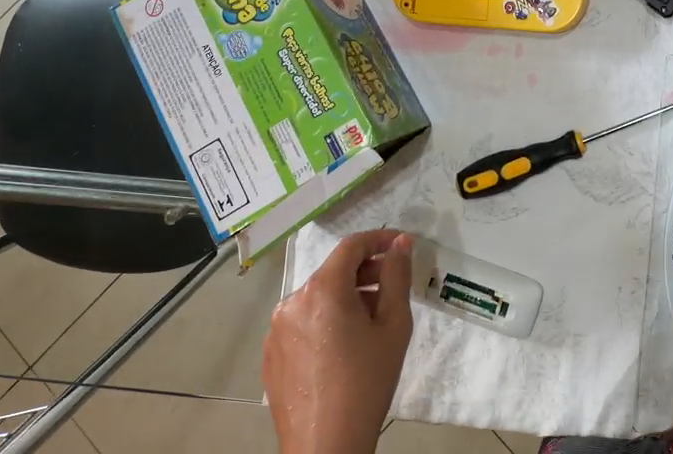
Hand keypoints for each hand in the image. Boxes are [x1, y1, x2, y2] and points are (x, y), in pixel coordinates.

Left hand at [264, 230, 414, 453]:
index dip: (379, 240)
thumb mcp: (393, 326)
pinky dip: (325, 321)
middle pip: (333, 272)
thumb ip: (397, 277)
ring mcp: (276, 330)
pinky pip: (303, 323)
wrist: (326, 448)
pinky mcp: (270, 355)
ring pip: (318, 298)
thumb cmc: (367, 383)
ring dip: (346, 298)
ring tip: (372, 322)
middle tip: (393, 286)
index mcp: (323, 290)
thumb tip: (401, 243)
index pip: (351, 246)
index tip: (402, 245)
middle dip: (365, 272)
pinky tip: (344, 348)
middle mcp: (292, 301)